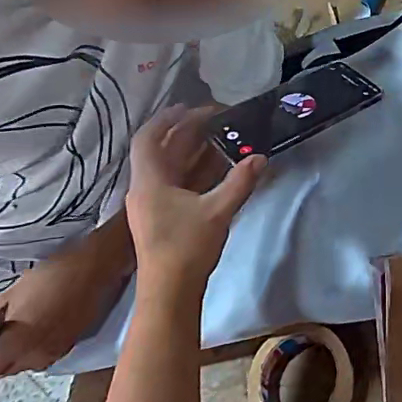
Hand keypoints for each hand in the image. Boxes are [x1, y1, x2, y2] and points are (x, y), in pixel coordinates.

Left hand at [0, 239, 126, 391]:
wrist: (92, 271)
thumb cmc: (47, 277)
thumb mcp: (8, 298)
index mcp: (15, 346)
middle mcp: (34, 359)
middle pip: (2, 373)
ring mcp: (54, 356)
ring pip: (22, 366)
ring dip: (12, 355)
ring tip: (18, 324)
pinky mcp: (68, 349)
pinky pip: (39, 357)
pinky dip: (30, 349)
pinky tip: (36, 325)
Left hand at [125, 105, 264, 281]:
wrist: (168, 293)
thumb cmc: (186, 248)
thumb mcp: (217, 211)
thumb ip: (239, 182)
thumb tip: (259, 158)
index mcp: (149, 181)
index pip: (148, 138)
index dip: (166, 119)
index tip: (188, 108)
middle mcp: (142, 190)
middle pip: (155, 151)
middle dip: (180, 133)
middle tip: (207, 120)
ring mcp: (147, 207)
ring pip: (162, 169)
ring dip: (182, 152)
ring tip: (209, 140)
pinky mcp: (155, 220)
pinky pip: (167, 184)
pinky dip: (184, 171)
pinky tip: (204, 172)